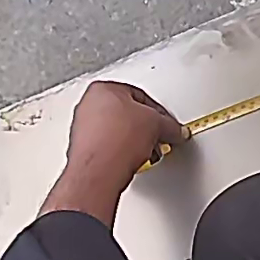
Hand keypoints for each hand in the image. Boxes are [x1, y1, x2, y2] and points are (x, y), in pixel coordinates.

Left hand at [41, 82, 186, 225]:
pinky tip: (131, 160)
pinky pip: (109, 147)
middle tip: (158, 137)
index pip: (139, 96)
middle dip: (145, 128)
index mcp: (102, 89)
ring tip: (146, 151)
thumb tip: (175, 132)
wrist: (100, 169)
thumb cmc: (115, 140)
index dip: (158, 112)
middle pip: (126, 114)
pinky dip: (121, 152)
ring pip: (117, 132)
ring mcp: (84, 129)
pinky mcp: (85, 151)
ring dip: (134, 141)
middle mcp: (88, 106)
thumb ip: (170, 126)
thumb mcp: (157, 125)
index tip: (167, 124)